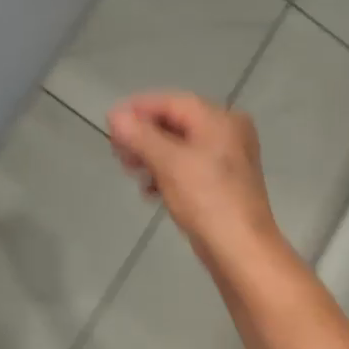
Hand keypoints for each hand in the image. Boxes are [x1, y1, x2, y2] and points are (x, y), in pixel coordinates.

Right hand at [107, 92, 276, 249]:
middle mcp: (226, 133)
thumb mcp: (169, 163)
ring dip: (151, 157)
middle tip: (117, 152)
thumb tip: (116, 116)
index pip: (173, 102)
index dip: (139, 109)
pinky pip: (186, 168)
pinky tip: (150, 191)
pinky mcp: (220, 184)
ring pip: (179, 148)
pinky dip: (165, 174)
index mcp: (219, 120)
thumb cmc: (205, 199)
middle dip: (144, 136)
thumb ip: (140, 137)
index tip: (110, 122)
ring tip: (131, 172)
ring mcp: (225, 160)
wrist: (238, 246)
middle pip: (176, 123)